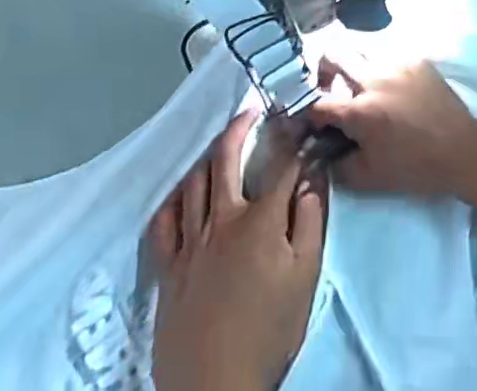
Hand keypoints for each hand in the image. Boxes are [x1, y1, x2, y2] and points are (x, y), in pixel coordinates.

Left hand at [146, 110, 326, 390]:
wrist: (216, 384)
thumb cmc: (271, 328)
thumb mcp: (306, 273)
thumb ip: (310, 219)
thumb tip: (312, 178)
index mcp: (261, 221)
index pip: (281, 166)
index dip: (294, 141)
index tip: (303, 124)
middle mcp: (222, 221)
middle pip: (226, 161)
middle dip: (241, 129)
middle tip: (252, 112)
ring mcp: (189, 243)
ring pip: (194, 184)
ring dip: (209, 156)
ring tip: (221, 142)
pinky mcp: (168, 267)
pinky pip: (164, 221)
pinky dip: (174, 198)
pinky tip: (182, 190)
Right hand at [303, 49, 476, 198]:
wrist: (459, 148)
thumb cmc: (413, 166)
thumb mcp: (367, 177)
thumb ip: (336, 163)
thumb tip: (322, 151)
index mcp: (360, 110)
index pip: (317, 102)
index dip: (309, 114)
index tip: (315, 122)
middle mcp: (376, 79)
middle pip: (334, 54)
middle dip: (324, 71)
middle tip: (331, 89)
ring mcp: (399, 65)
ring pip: (363, 48)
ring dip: (354, 64)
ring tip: (361, 85)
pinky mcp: (418, 61)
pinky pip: (389, 54)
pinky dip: (380, 66)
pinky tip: (389, 86)